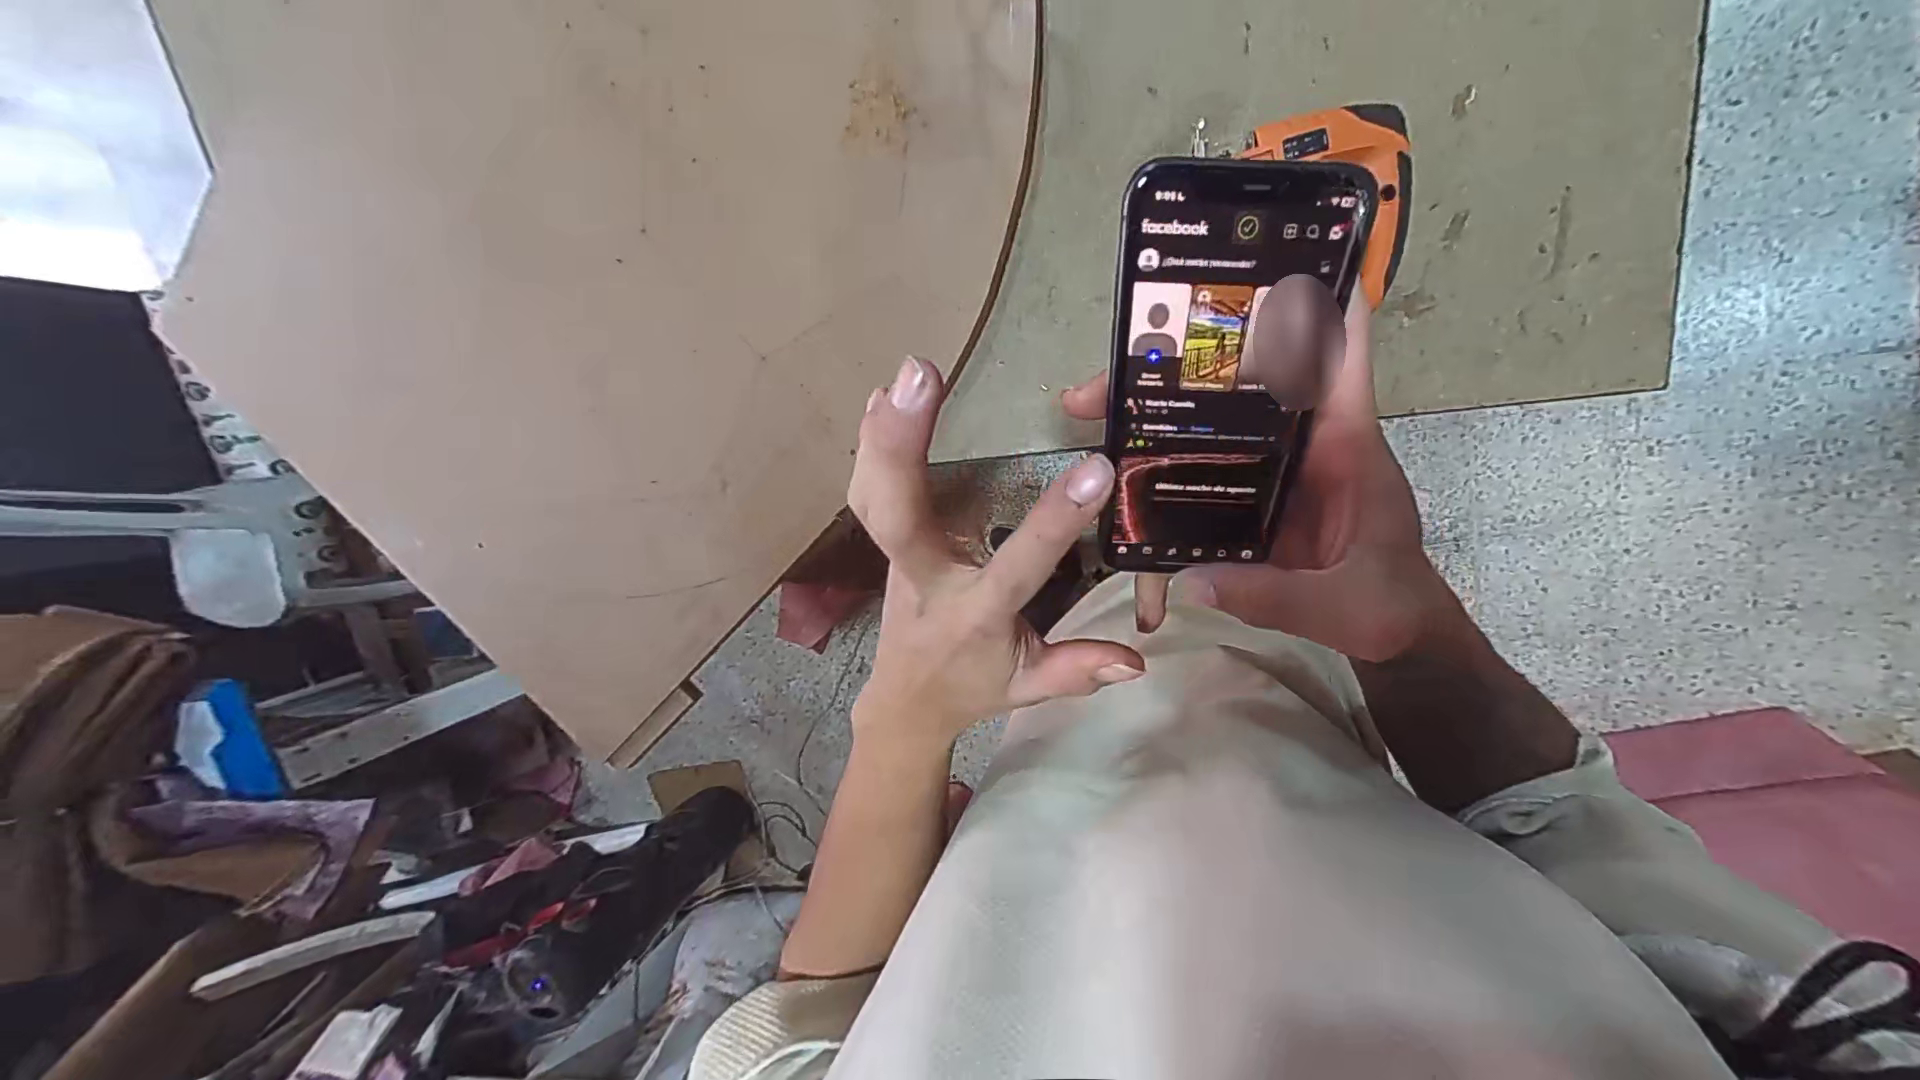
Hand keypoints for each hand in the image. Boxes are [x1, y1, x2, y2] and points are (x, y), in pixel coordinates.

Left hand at [849, 357, 1145, 746]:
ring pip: (873, 500)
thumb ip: (1075, 669)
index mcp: (974, 614)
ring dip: (882, 436)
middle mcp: (927, 580)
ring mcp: (899, 560)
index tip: (1094, 470)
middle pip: (899, 518)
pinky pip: (869, 498)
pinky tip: (877, 401)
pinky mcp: (888, 546)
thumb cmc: (972, 685)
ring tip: (903, 375)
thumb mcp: (1027, 686)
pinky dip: (872, 448)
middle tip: (918, 376)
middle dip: (902, 448)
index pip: (1018, 566)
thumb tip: (1137, 660)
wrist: (907, 697)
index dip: (1054, 523)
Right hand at [1058, 296, 1461, 661]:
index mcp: (1343, 444)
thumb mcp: (1343, 604)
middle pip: (1240, 381)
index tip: (1261, 262)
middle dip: (1177, 364)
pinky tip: (1117, 472)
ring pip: (1209, 420)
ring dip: (1155, 409)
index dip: (1312, 299)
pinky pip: (1198, 466)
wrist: (1390, 635)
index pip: (1336, 353)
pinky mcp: (1246, 498)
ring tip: (1095, 408)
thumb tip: (1187, 579)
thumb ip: (1274, 595)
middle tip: (1110, 372)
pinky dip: (1158, 462)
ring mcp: (1268, 468)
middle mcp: (1301, 441)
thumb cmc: (1388, 606)